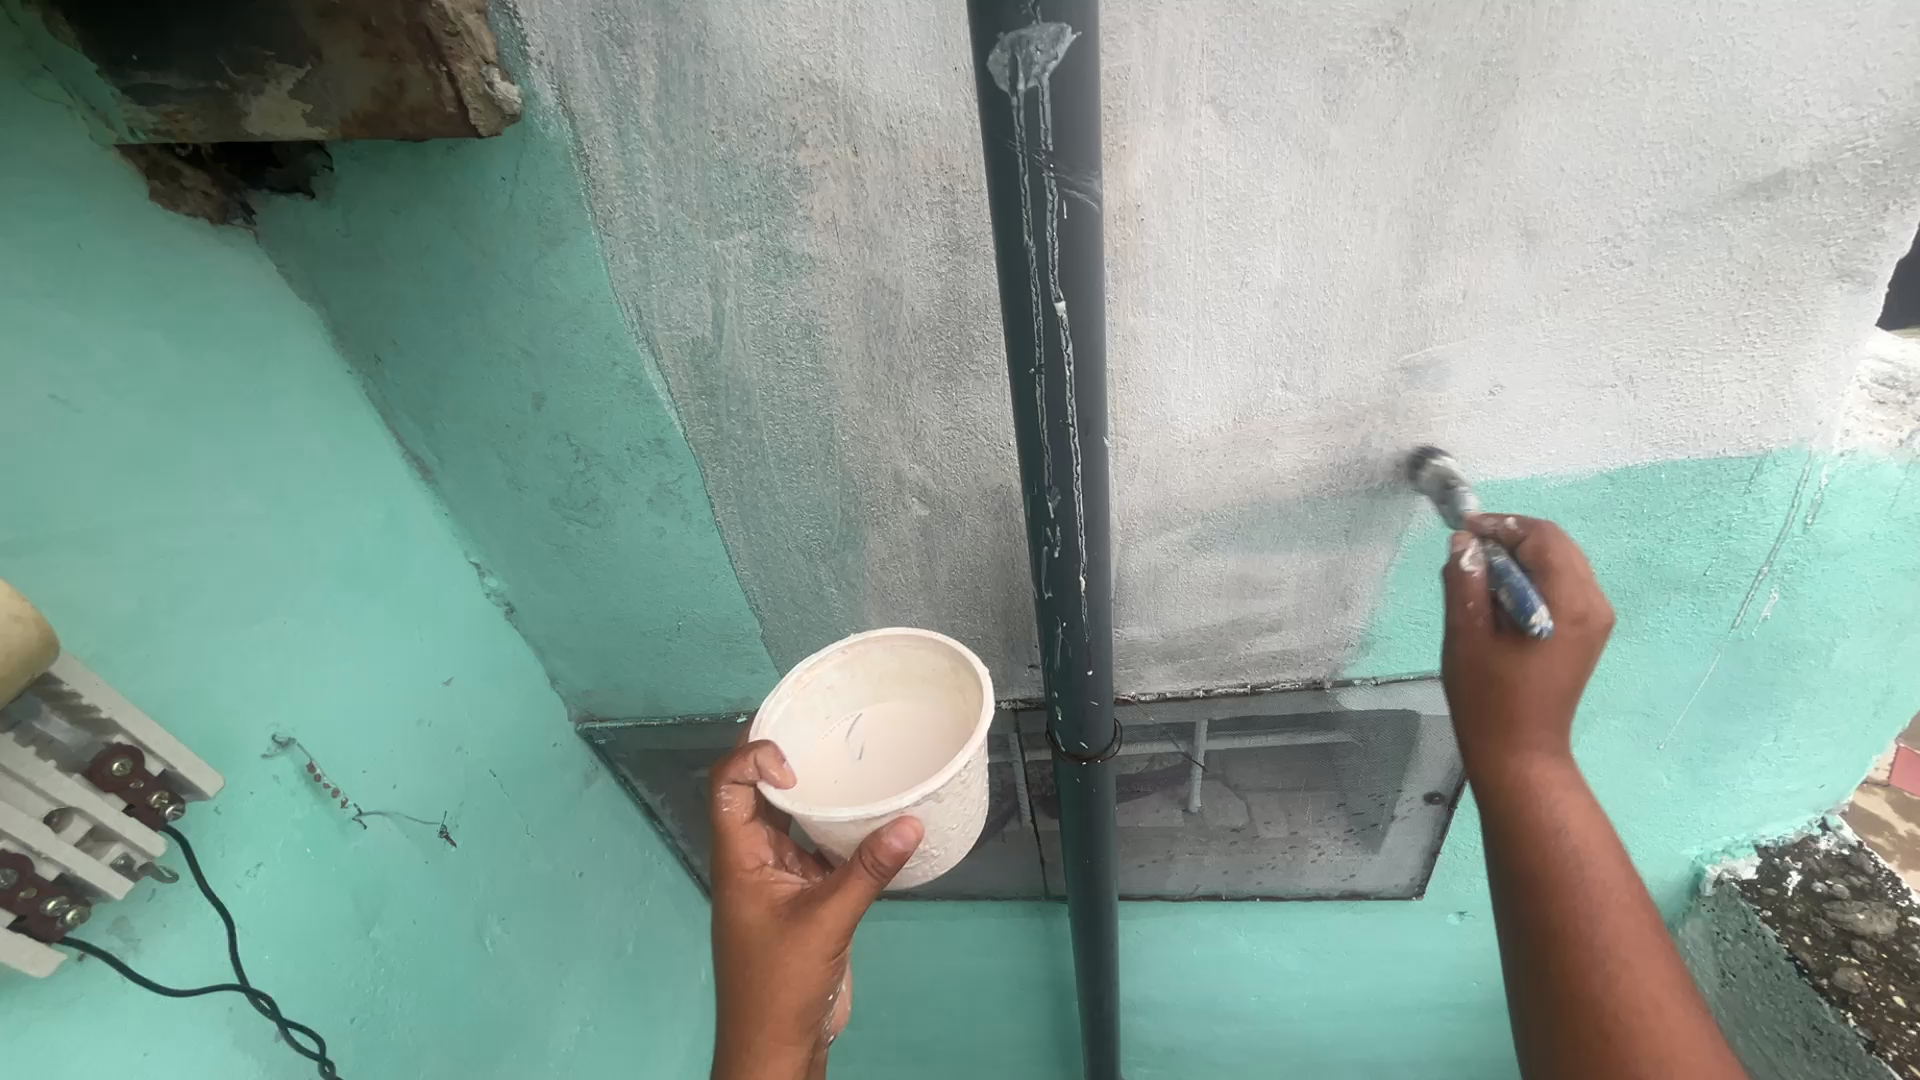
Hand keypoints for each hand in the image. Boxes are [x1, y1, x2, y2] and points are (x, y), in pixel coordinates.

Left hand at [709, 739, 923, 1079]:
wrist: (778, 1048)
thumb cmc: (781, 983)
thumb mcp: (826, 922)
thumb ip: (868, 870)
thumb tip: (913, 822)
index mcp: (739, 855)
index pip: (729, 785)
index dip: (753, 758)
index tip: (799, 764)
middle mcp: (754, 856)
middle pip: (758, 792)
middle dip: (787, 758)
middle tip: (828, 727)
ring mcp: (779, 875)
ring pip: (791, 818)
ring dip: (815, 791)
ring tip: (853, 758)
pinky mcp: (804, 893)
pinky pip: (817, 844)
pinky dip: (839, 825)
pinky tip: (871, 813)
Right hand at [1441, 515, 1614, 776]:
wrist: (1518, 747)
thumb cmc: (1487, 693)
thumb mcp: (1465, 633)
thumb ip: (1465, 580)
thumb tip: (1464, 541)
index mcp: (1570, 602)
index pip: (1543, 537)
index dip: (1500, 525)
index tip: (1460, 533)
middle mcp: (1594, 603)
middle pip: (1556, 544)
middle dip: (1510, 537)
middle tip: (1465, 551)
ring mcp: (1595, 618)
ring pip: (1559, 562)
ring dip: (1518, 557)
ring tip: (1476, 574)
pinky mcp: (1586, 630)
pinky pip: (1560, 584)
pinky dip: (1528, 577)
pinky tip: (1497, 597)